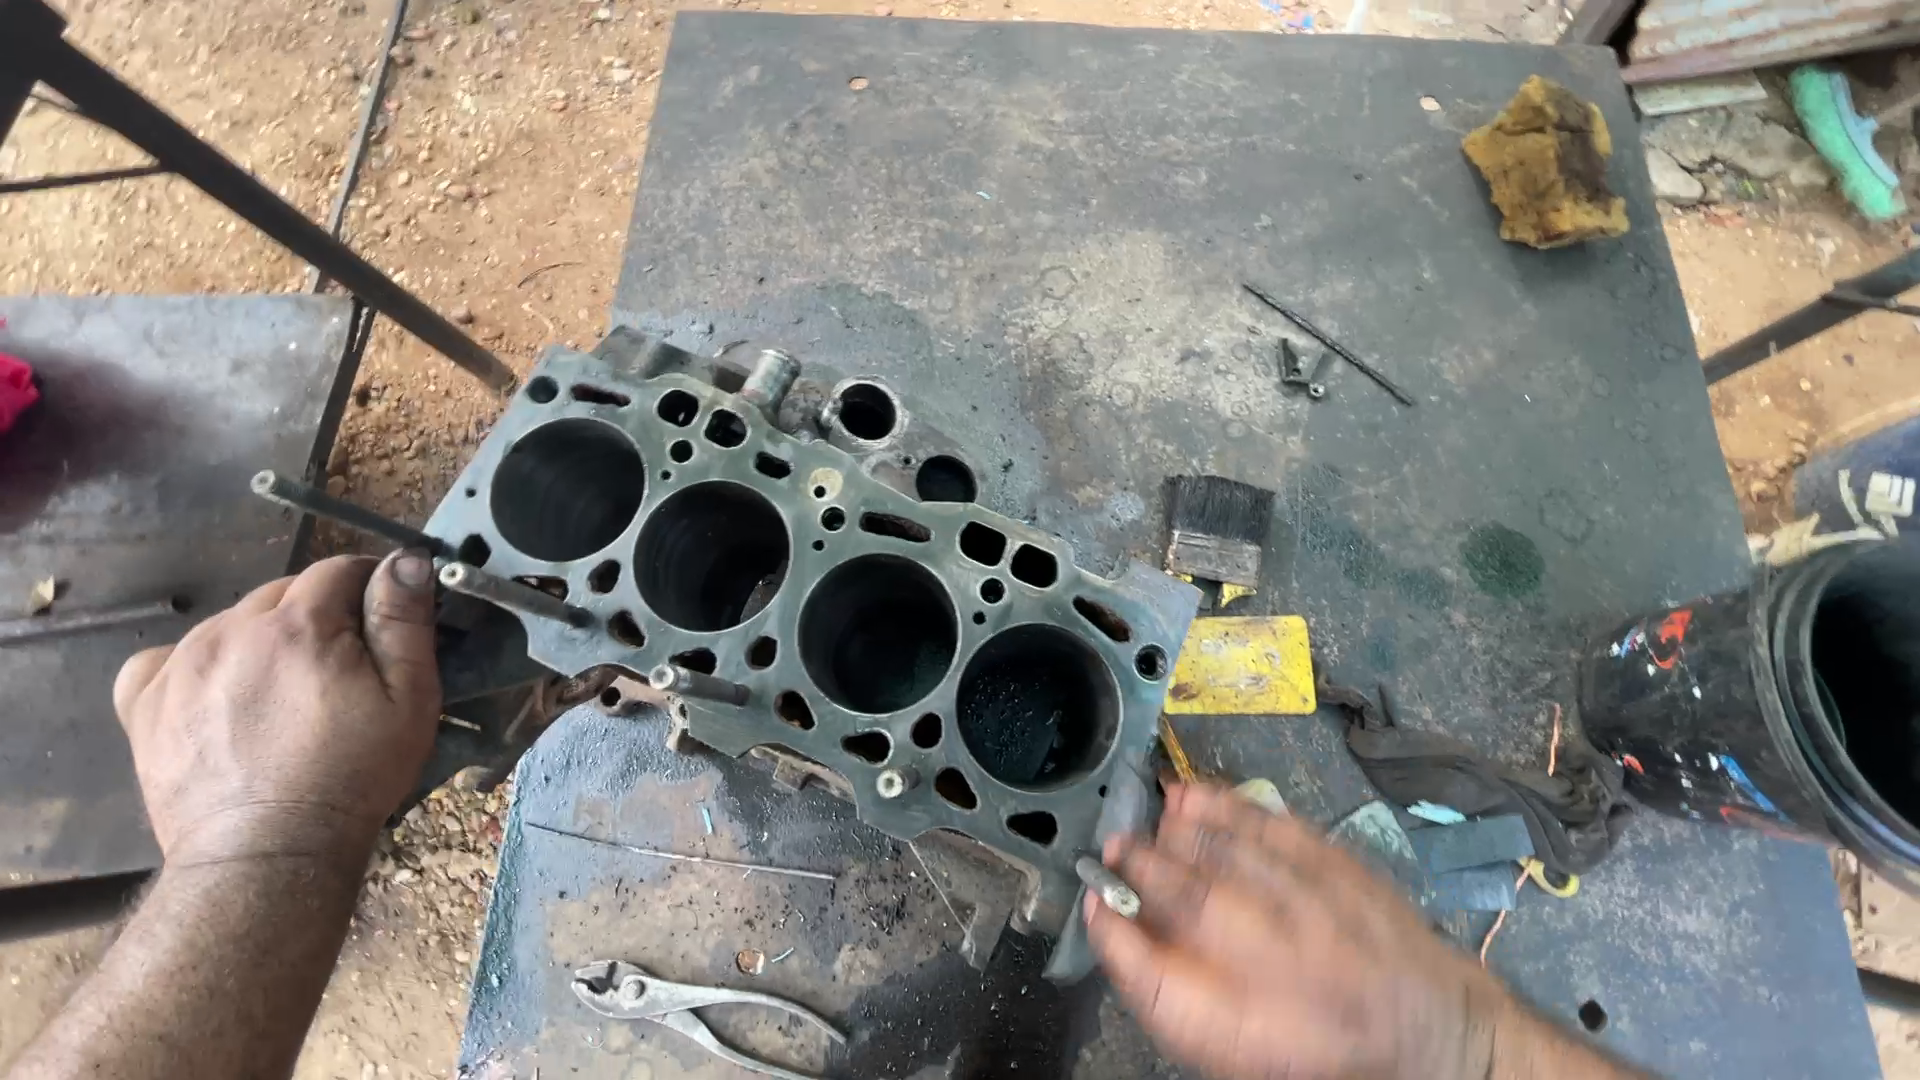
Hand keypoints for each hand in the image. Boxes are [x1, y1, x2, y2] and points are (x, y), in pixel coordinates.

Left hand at [112, 552, 441, 866]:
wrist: (269, 848)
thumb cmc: (356, 768)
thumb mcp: (409, 694)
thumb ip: (404, 621)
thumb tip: (406, 561)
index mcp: (298, 626)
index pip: (340, 569)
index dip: (374, 582)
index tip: (392, 612)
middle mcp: (229, 632)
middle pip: (285, 591)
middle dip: (324, 609)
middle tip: (352, 657)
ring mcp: (178, 667)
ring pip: (234, 620)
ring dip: (269, 634)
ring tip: (295, 681)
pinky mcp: (143, 706)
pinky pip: (169, 655)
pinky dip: (203, 659)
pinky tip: (227, 688)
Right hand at [1085, 783, 1520, 1079]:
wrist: (1430, 1028)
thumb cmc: (1320, 1043)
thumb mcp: (1242, 1043)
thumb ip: (1175, 988)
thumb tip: (1117, 920)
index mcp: (1254, 1029)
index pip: (1161, 984)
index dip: (1116, 939)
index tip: (1096, 903)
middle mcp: (1286, 969)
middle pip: (1190, 901)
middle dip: (1140, 866)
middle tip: (1115, 849)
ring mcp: (1318, 910)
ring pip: (1226, 854)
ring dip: (1173, 833)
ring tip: (1147, 825)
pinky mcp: (1338, 867)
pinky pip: (1268, 823)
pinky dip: (1221, 804)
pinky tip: (1189, 795)